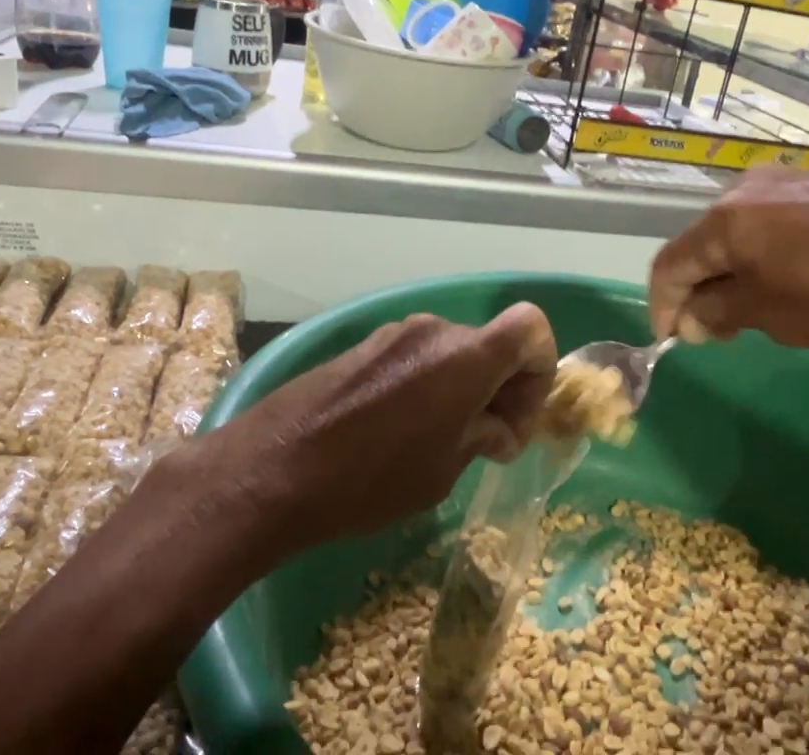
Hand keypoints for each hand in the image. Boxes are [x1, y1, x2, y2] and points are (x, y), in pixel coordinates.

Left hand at [206, 305, 557, 548]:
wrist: (269, 471)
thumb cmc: (369, 480)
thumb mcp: (441, 471)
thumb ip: (481, 436)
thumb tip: (496, 428)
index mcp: (464, 357)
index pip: (531, 328)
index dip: (539, 371)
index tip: (512, 423)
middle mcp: (432, 332)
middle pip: (490, 345)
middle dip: (500, 390)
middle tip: (484, 444)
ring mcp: (392, 335)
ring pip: (452, 352)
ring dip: (461, 389)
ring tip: (438, 444)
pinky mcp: (360, 348)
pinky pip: (415, 358)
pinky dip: (427, 386)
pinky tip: (400, 433)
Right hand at [648, 169, 808, 357]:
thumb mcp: (778, 316)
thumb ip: (720, 313)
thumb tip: (691, 317)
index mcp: (726, 220)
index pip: (669, 265)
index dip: (664, 307)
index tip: (674, 341)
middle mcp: (744, 191)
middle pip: (701, 245)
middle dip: (700, 291)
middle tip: (715, 333)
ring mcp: (784, 183)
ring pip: (735, 234)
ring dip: (731, 274)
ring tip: (753, 313)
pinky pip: (768, 224)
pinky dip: (762, 256)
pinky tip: (788, 282)